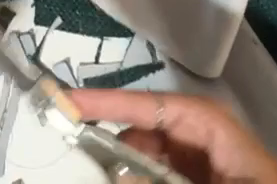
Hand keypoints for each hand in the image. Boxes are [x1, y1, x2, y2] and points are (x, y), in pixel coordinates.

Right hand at [67, 88, 276, 183]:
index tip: (67, 101)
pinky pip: (157, 176)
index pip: (149, 105)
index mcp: (208, 126)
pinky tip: (120, 178)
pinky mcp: (193, 180)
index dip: (107, 102)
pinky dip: (137, 179)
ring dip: (124, 169)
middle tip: (73, 156)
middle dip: (109, 147)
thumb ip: (160, 180)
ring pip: (146, 162)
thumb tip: (116, 173)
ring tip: (92, 168)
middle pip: (142, 136)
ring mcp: (196, 167)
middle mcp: (199, 140)